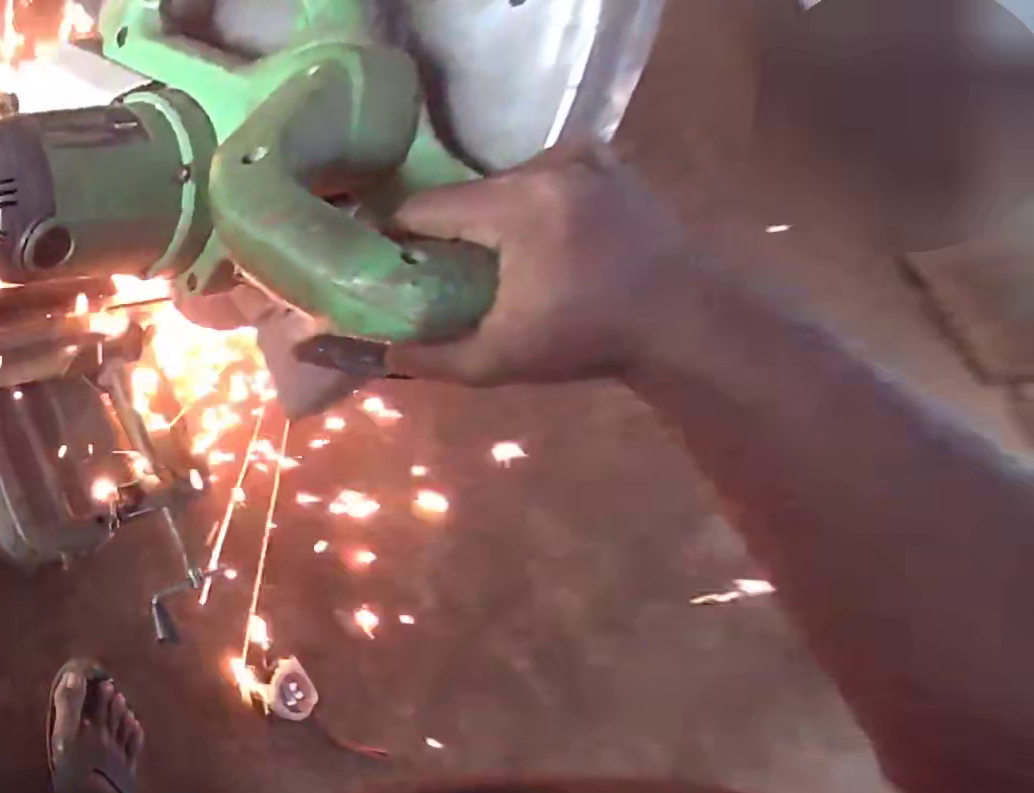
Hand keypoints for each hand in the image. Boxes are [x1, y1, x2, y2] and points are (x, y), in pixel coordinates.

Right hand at [387, 142, 718, 385]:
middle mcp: (547, 167)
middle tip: (425, 271)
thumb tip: (381, 353)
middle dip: (435, 231)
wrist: (683, 321)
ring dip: (476, 218)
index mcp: (516, 207)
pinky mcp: (606, 164)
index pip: (424, 207)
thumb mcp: (492, 362)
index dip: (392, 235)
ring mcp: (583, 159)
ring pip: (497, 184)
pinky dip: (519, 198)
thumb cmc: (582, 340)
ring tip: (473, 258)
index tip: (380, 265)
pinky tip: (521, 232)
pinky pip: (539, 172)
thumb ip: (427, 358)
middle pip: (460, 194)